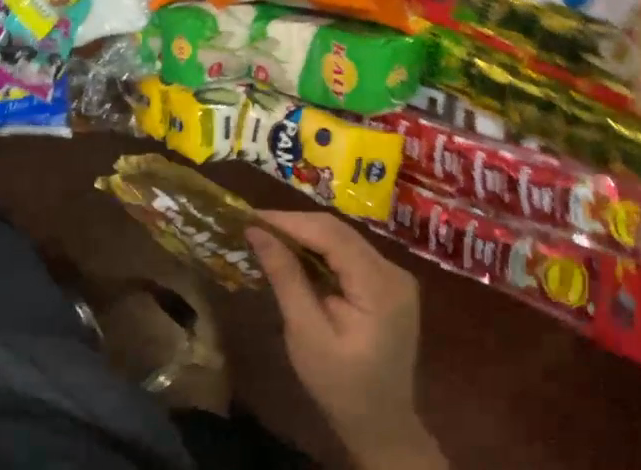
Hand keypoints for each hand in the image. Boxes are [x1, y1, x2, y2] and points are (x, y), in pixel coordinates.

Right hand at [248, 211, 444, 469]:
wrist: (380, 422)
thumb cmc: (340, 383)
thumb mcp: (306, 331)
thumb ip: (285, 276)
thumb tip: (255, 230)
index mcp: (381, 287)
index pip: (330, 234)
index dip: (286, 221)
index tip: (245, 218)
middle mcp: (394, 273)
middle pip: (337, 231)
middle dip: (291, 224)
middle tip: (249, 226)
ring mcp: (393, 278)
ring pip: (340, 237)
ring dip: (300, 233)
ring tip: (263, 237)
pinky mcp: (385, 285)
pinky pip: (346, 252)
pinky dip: (315, 248)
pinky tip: (289, 254)